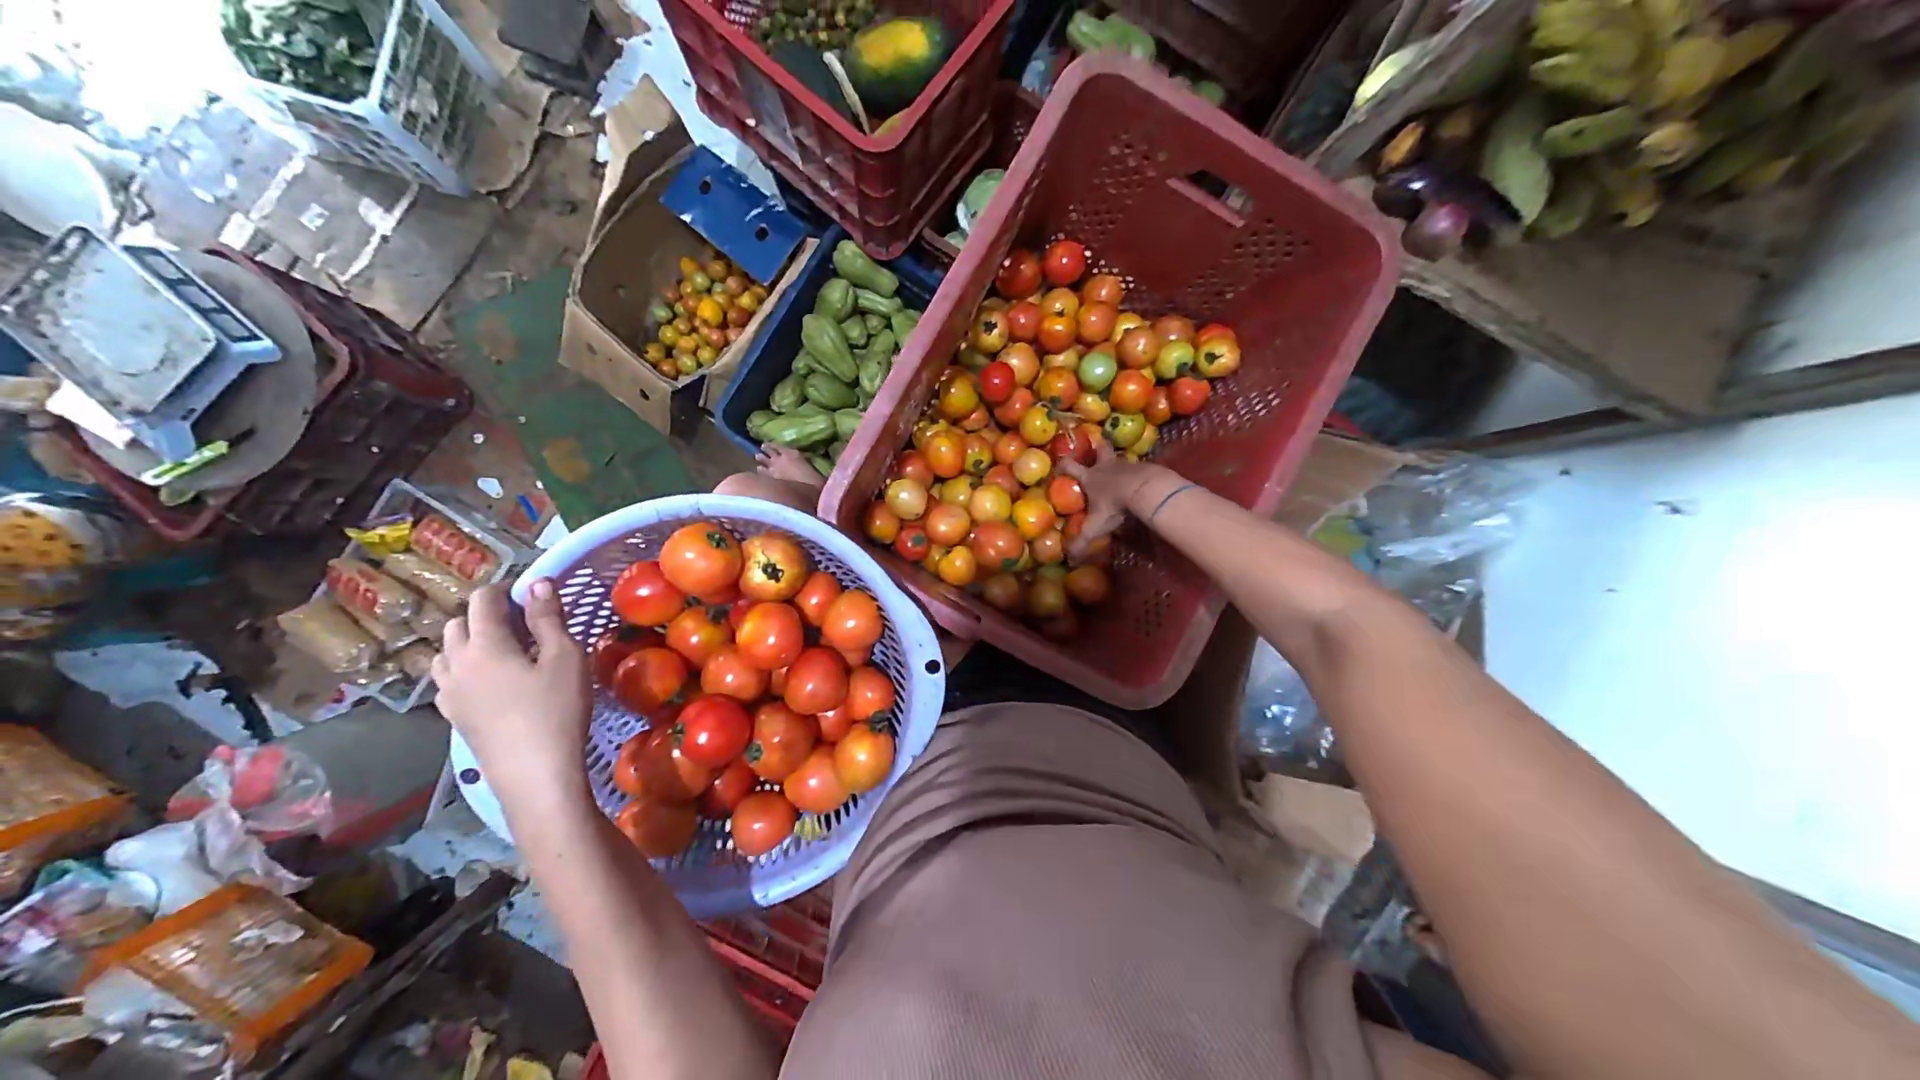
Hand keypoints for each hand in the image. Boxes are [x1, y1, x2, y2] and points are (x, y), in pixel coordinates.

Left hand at [433, 580, 591, 808]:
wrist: (535, 774)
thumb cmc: (557, 710)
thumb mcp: (566, 658)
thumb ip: (548, 618)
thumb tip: (537, 584)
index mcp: (484, 644)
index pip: (483, 599)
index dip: (507, 590)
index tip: (534, 596)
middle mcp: (456, 663)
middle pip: (459, 623)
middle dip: (487, 615)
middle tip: (525, 626)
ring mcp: (449, 692)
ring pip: (447, 651)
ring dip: (471, 642)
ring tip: (507, 653)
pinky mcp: (452, 716)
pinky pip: (448, 679)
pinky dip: (465, 669)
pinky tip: (494, 682)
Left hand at [755, 444, 822, 486]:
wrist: (807, 489)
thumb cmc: (811, 476)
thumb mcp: (806, 461)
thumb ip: (798, 456)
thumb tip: (794, 455)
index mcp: (790, 453)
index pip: (778, 445)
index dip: (773, 444)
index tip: (770, 443)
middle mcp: (779, 458)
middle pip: (768, 449)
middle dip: (765, 448)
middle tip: (762, 447)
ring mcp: (773, 468)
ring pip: (762, 458)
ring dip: (760, 458)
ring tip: (758, 457)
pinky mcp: (769, 477)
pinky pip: (761, 471)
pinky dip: (760, 470)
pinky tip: (758, 470)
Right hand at [1058, 444, 1174, 561]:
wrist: (1144, 489)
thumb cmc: (1114, 505)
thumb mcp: (1096, 526)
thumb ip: (1083, 540)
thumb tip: (1070, 558)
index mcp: (1090, 477)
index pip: (1070, 467)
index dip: (1063, 465)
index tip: (1059, 464)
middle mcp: (1106, 467)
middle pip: (1100, 449)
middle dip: (1097, 447)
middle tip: (1096, 446)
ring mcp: (1127, 464)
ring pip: (1121, 458)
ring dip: (1119, 462)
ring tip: (1121, 468)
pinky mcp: (1145, 467)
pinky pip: (1139, 467)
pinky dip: (1138, 472)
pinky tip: (1140, 480)